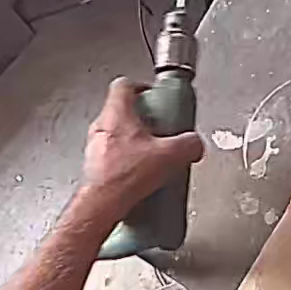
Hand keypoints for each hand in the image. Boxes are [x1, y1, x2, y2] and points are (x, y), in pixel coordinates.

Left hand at [80, 77, 204, 217]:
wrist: (103, 203)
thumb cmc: (124, 176)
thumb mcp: (169, 155)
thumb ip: (188, 144)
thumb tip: (195, 144)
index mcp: (117, 114)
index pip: (124, 86)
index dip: (141, 88)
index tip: (153, 96)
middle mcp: (101, 127)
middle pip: (121, 112)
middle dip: (142, 120)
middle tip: (158, 131)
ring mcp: (95, 147)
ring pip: (115, 135)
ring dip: (133, 143)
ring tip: (151, 157)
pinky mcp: (94, 167)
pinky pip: (112, 157)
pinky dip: (125, 163)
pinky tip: (139, 176)